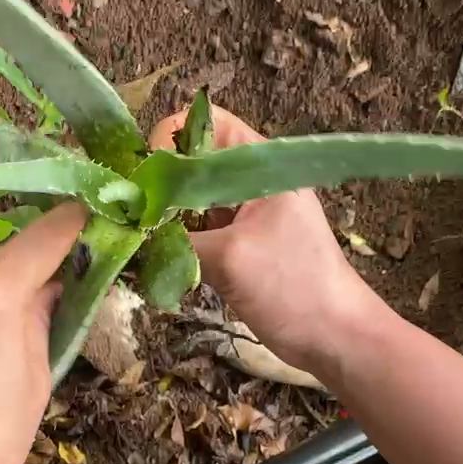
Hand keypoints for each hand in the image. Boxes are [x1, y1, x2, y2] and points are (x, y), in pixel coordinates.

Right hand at [148, 105, 387, 376]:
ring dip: (163, 224)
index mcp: (260, 165)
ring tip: (141, 248)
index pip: (203, 124)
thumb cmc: (293, 288)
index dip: (167, 143)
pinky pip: (195, 237)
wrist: (332, 339)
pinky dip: (174, 249)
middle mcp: (248, 184)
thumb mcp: (231, 257)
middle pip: (190, 166)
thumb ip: (178, 240)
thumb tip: (129, 233)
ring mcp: (241, 219)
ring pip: (188, 205)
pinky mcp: (235, 250)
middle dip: (158, 189)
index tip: (147, 185)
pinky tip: (155, 267)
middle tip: (133, 223)